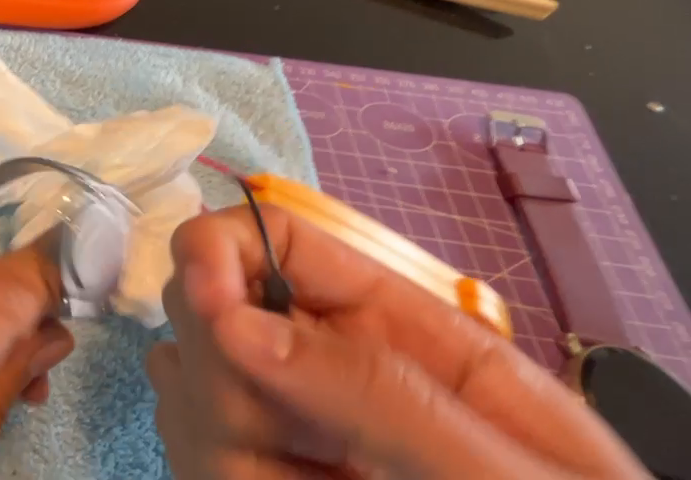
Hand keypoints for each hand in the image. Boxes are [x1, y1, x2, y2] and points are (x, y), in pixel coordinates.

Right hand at [146, 205, 647, 478]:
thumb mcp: (509, 475)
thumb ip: (384, 392)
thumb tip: (230, 317)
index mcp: (393, 326)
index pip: (271, 234)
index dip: (219, 246)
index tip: (208, 303)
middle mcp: (321, 354)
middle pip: (206, 301)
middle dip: (227, 365)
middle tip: (305, 447)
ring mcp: (278, 410)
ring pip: (182, 373)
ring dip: (227, 434)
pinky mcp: (244, 460)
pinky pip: (181, 435)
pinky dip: (218, 467)